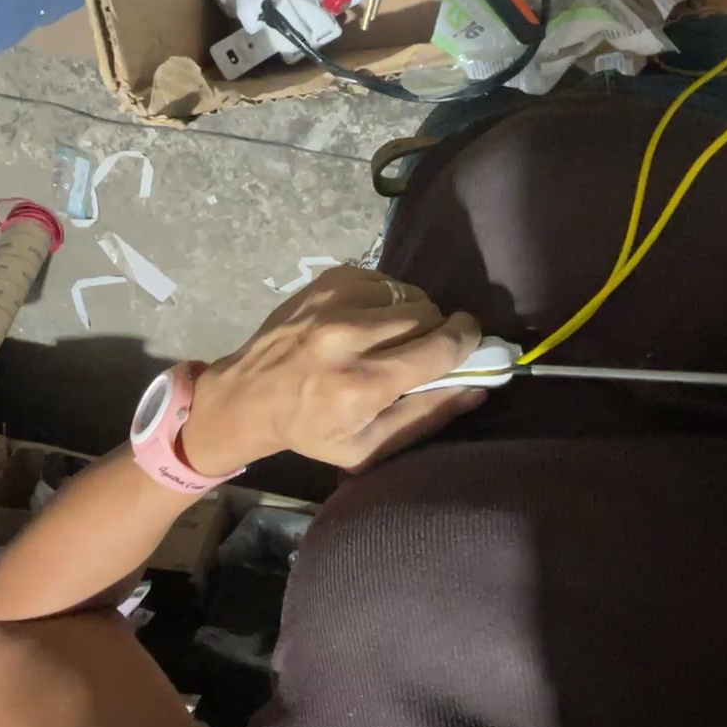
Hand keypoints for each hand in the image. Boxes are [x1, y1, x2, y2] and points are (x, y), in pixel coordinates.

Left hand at [178, 266, 483, 474]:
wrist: (247, 394)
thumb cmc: (311, 429)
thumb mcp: (367, 446)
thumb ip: (425, 416)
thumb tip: (478, 387)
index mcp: (360, 385)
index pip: (439, 349)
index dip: (467, 341)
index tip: (472, 340)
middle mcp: (347, 337)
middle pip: (428, 314)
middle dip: (438, 329)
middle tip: (427, 345)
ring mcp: (333, 302)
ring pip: (408, 293)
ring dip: (413, 312)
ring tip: (395, 333)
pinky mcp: (326, 281)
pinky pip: (383, 280)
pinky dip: (388, 298)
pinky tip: (371, 318)